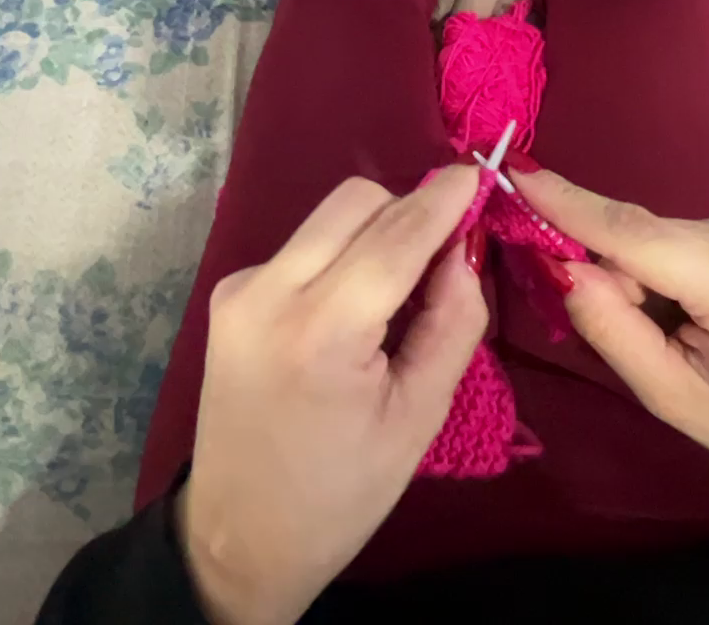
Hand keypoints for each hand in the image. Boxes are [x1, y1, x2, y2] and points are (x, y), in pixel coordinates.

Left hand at [178, 167, 488, 624]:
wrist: (238, 536)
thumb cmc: (342, 491)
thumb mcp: (420, 416)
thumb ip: (453, 321)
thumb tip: (463, 248)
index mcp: (320, 334)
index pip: (394, 238)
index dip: (442, 200)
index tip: (479, 173)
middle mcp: (267, 293)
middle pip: (355, 202)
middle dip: (408, 210)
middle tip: (443, 251)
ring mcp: (240, 288)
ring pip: (328, 216)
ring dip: (376, 228)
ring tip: (398, 285)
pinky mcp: (229, 292)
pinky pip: (304, 243)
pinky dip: (343, 252)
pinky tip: (351, 303)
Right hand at [514, 168, 708, 523]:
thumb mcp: (673, 399)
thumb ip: (610, 328)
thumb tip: (557, 261)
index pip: (639, 235)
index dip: (572, 204)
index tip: (516, 173)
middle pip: (644, 233)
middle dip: (606, 264)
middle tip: (604, 318)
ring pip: (660, 231)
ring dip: (637, 268)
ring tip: (667, 325)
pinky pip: (682, 233)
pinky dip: (663, 262)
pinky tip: (687, 304)